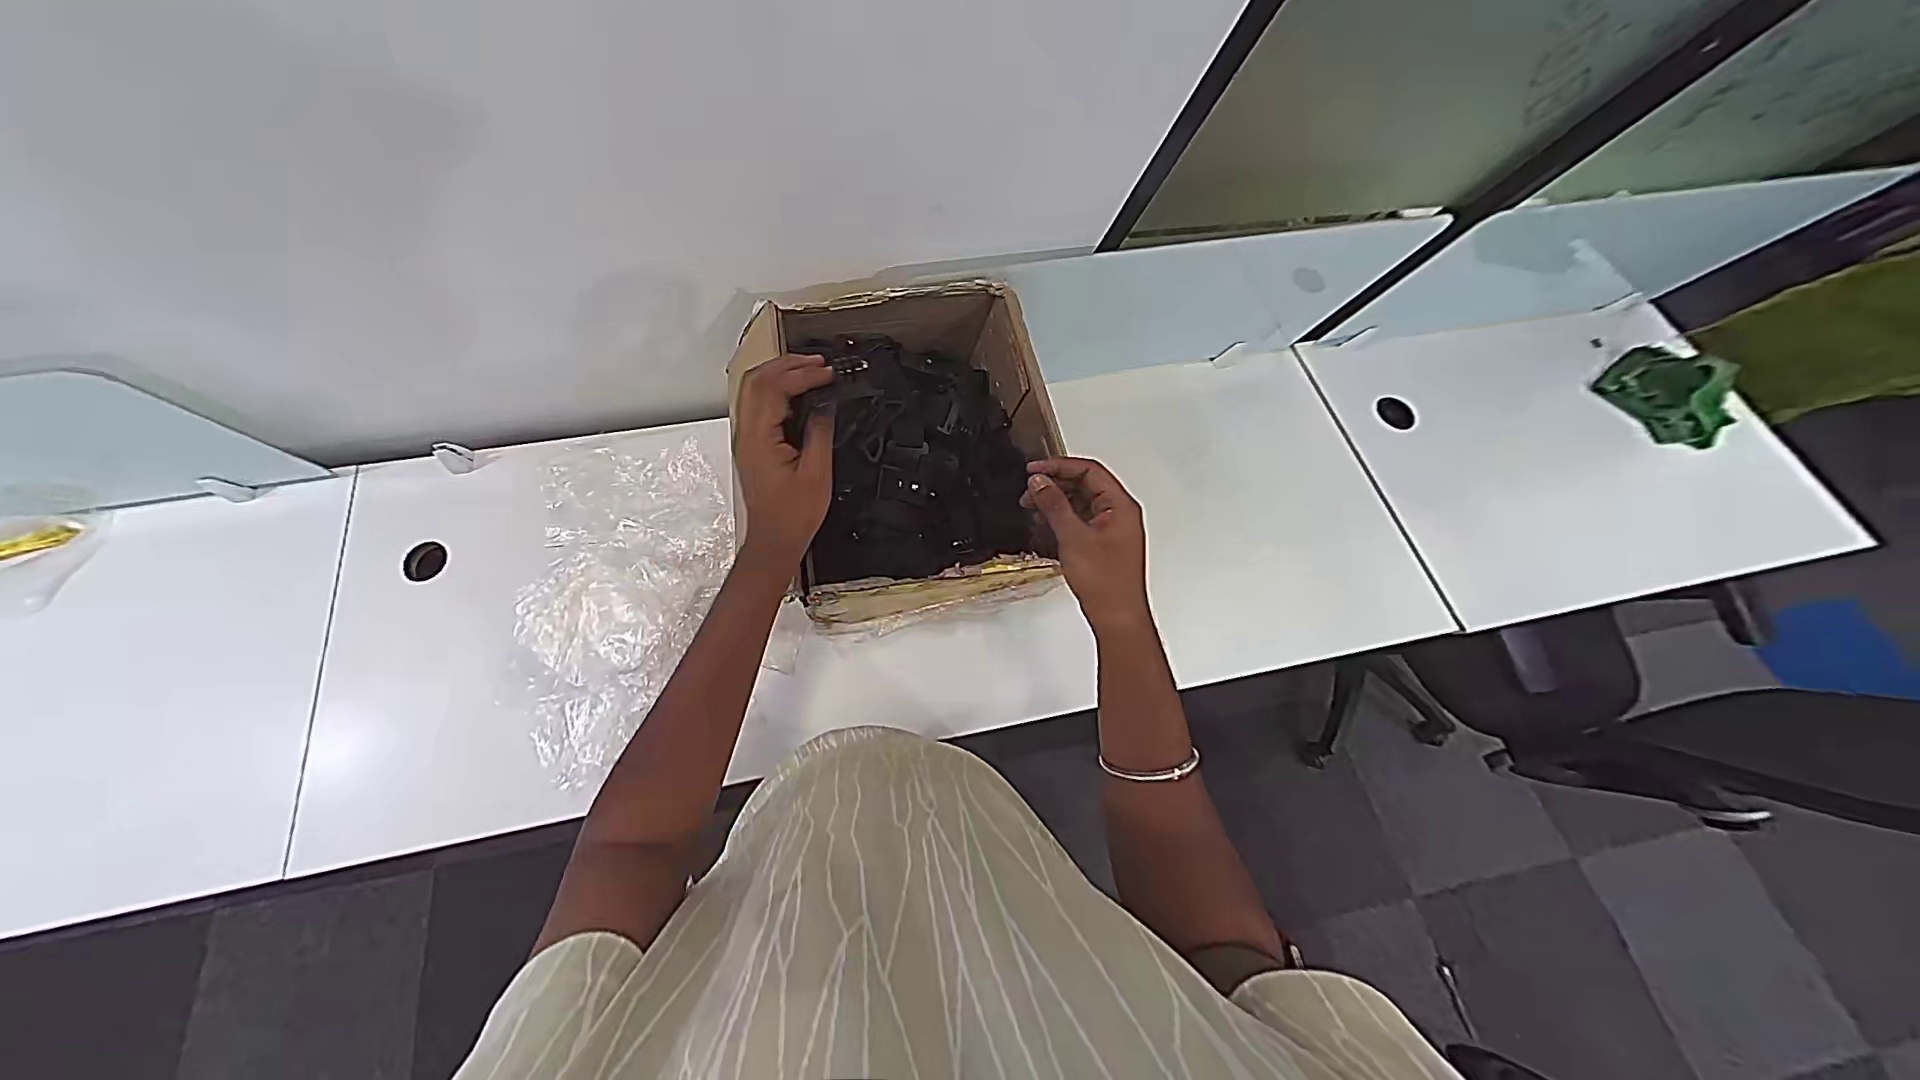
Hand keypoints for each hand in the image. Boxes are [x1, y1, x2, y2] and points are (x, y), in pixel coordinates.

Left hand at [734, 354, 833, 566]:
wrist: (775, 539)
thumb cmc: (792, 516)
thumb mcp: (816, 473)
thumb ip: (819, 433)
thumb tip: (825, 405)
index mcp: (759, 439)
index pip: (774, 389)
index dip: (801, 374)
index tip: (826, 373)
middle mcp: (747, 435)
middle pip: (756, 380)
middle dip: (787, 364)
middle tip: (817, 362)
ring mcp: (747, 439)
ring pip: (753, 389)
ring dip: (780, 374)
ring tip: (809, 370)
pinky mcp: (753, 445)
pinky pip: (759, 405)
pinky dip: (778, 390)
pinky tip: (798, 393)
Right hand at [1022, 456, 1150, 632]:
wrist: (1116, 615)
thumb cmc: (1107, 582)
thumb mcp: (1073, 537)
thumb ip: (1054, 505)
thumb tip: (1041, 482)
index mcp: (1120, 505)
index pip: (1089, 470)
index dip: (1060, 466)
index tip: (1036, 470)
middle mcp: (1119, 514)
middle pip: (1085, 484)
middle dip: (1055, 484)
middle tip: (1031, 488)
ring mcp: (1111, 529)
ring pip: (1081, 503)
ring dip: (1056, 501)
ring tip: (1033, 505)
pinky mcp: (1103, 543)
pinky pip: (1080, 520)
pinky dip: (1062, 518)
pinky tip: (1045, 523)